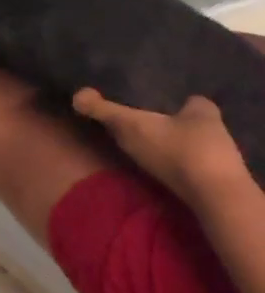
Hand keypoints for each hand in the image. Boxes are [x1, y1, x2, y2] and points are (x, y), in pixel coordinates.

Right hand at [74, 90, 252, 201]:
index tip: (159, 98)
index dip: (179, 99)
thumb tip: (77, 96)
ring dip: (168, 141)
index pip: (194, 101)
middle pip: (189, 121)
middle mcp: (215, 133)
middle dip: (169, 120)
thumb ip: (101, 108)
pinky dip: (172, 161)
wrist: (214, 197)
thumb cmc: (176, 149)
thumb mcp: (127, 123)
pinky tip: (154, 162)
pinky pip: (189, 163)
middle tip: (139, 116)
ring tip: (140, 140)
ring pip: (188, 143)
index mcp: (202, 114)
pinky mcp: (213, 180)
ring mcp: (217, 159)